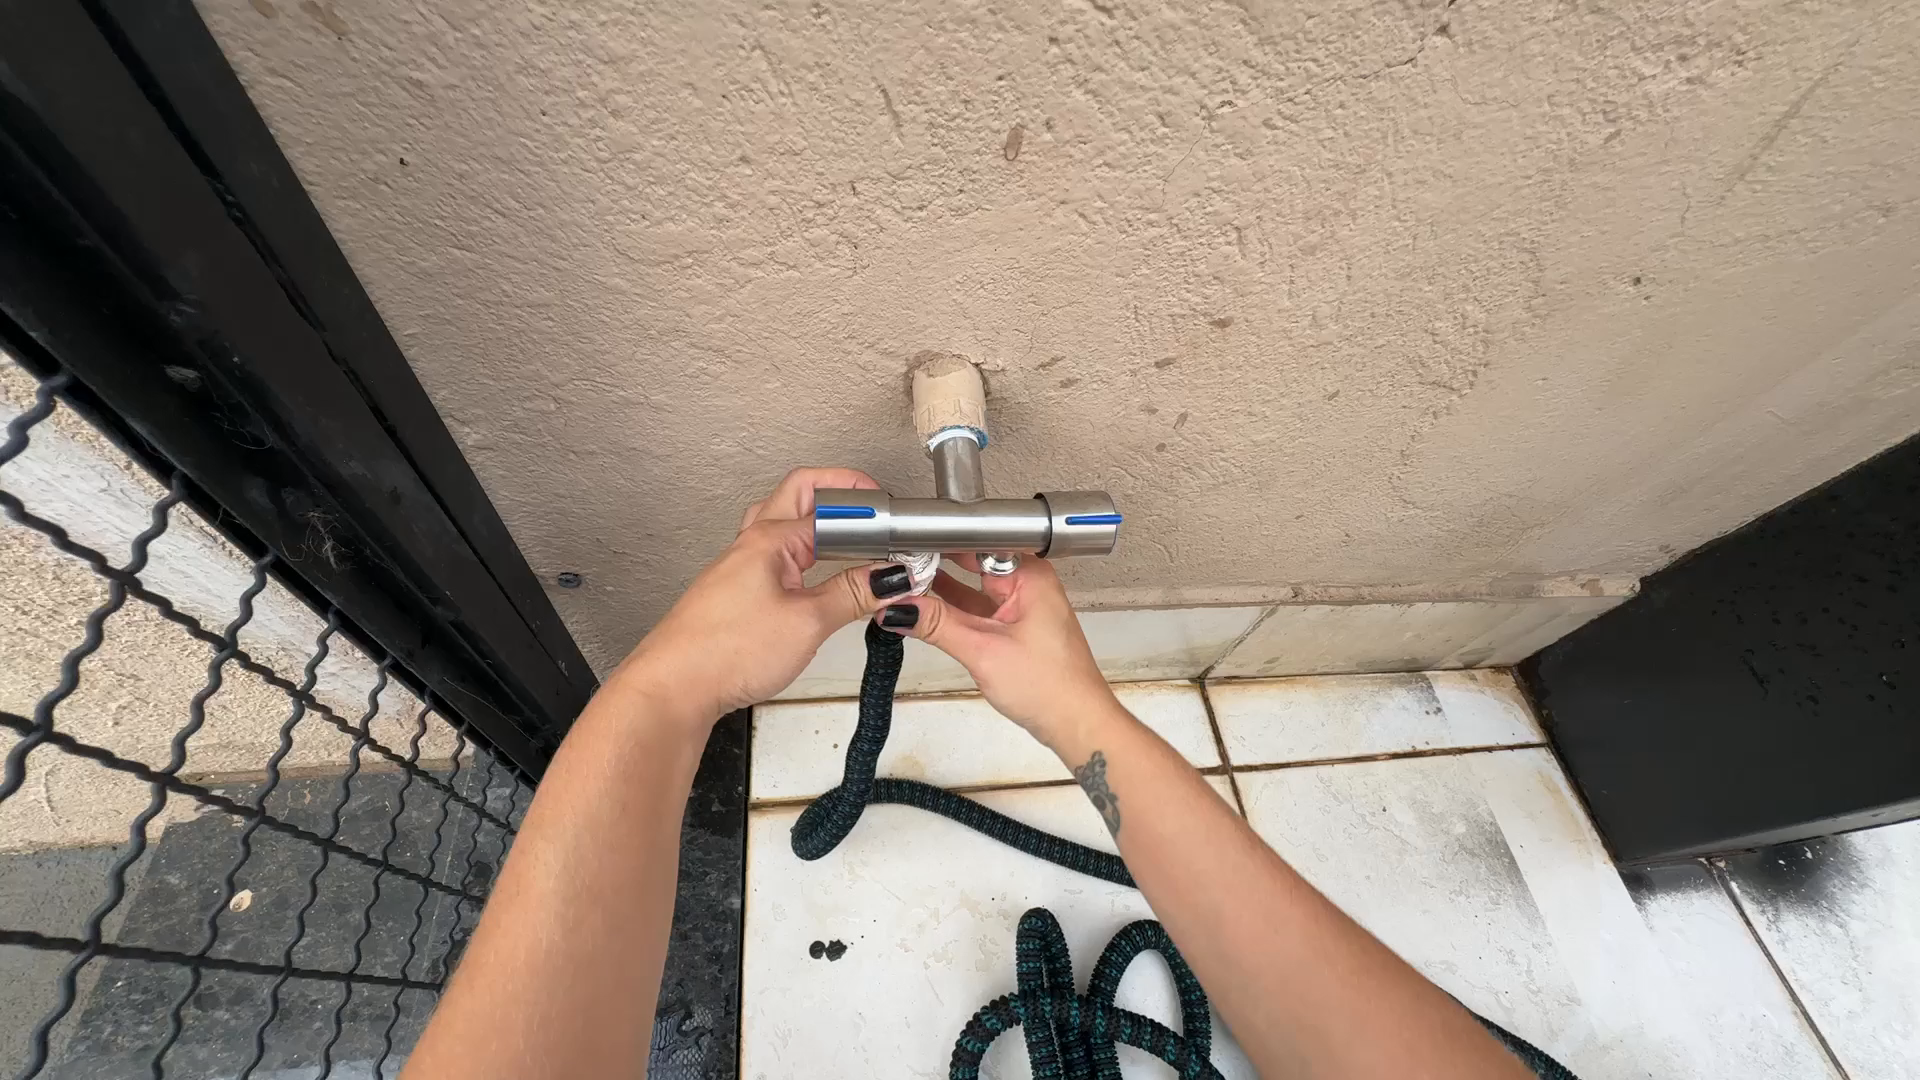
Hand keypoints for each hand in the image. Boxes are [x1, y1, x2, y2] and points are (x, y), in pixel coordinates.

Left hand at [610, 468, 921, 725]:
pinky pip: (777, 552)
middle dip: (840, 490)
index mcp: (771, 539)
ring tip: (851, 529)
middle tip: (874, 502)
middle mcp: (754, 543)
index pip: (833, 510)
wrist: (673, 689)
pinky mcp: (739, 590)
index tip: (901, 530)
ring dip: (818, 516)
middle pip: (800, 492)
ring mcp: (743, 565)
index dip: (872, 515)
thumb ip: (854, 594)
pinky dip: (805, 548)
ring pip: (784, 521)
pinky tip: (816, 568)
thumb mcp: (807, 622)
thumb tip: (892, 577)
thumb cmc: (726, 651)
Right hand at [873, 556, 1114, 748]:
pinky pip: (977, 608)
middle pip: (971, 562)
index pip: (974, 544)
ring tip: (898, 583)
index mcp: (1028, 575)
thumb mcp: (983, 651)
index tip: (901, 543)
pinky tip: (924, 608)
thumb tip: (896, 607)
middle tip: (891, 562)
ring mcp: (1021, 605)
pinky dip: (953, 610)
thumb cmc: (1047, 686)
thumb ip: (936, 625)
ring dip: (940, 588)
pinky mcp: (1014, 626)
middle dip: (933, 563)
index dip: (937, 541)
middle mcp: (1026, 582)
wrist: (1077, 724)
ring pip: (971, 587)